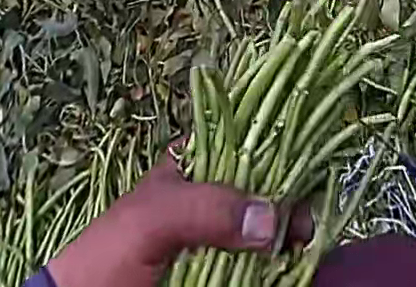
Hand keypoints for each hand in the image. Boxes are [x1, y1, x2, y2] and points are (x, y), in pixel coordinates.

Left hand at [45, 154, 286, 286]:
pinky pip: (262, 269)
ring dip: (290, 238)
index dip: (282, 152)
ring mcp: (221, 239)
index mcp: (199, 165)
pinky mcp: (224, 275)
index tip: (305, 175)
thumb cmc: (110, 256)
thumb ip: (208, 208)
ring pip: (270, 229)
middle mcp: (215, 195)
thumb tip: (271, 219)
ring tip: (302, 250)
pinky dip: (281, 269)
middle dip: (291, 203)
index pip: (250, 142)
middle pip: (268, 188)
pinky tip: (294, 268)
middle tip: (304, 227)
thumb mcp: (154, 219)